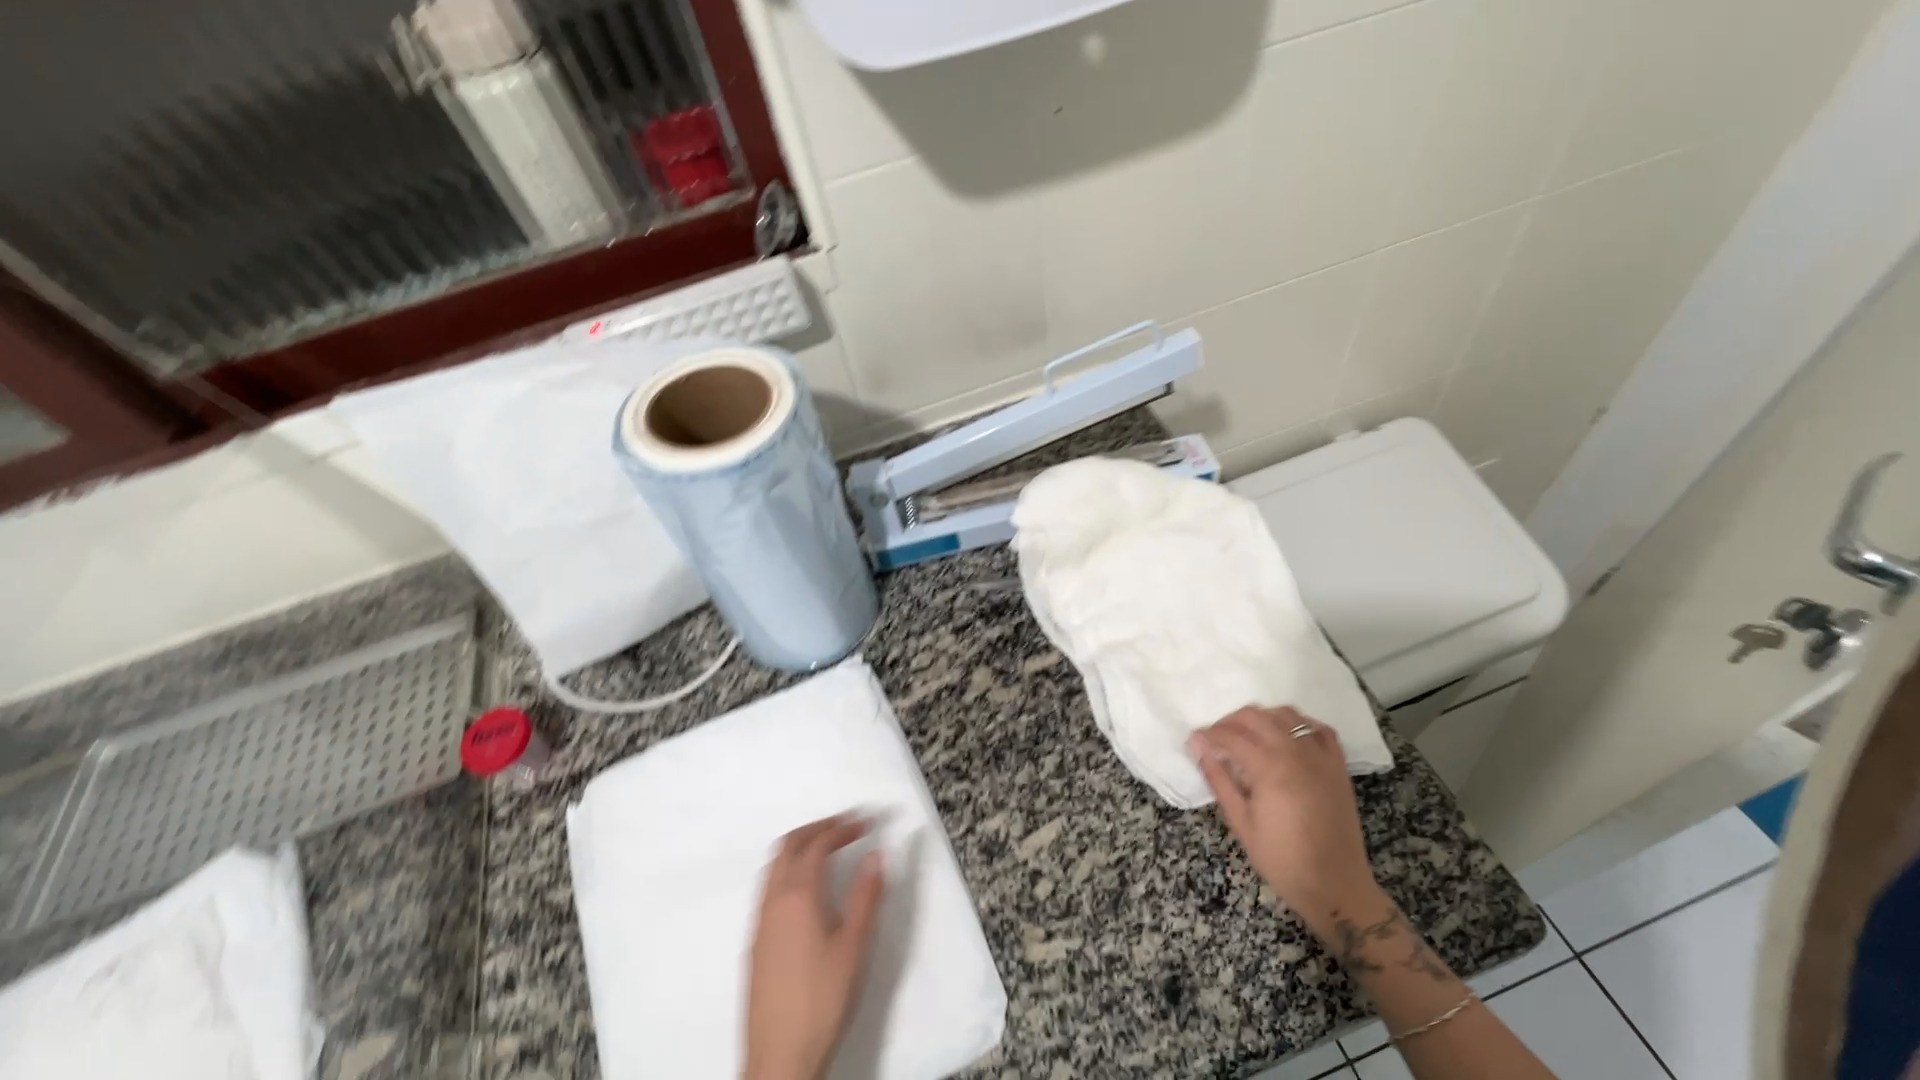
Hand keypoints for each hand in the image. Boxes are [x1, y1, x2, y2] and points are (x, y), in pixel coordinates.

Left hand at [744, 814, 885, 1079]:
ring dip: (798, 847)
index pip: (817, 845)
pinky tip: (806, 891)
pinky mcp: (754, 942)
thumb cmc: (823, 999)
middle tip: (845, 824)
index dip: (842, 827)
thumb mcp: (854, 947)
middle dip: (816, 828)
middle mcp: (772, 901)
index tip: (866, 821)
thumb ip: (865, 897)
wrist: (778, 1055)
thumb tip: (875, 854)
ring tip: (827, 849)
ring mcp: (758, 922)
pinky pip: (767, 888)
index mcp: (797, 896)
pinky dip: (787, 870)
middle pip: (787, 847)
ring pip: (773, 867)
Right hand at [1187, 706, 1382, 929]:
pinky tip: (1287, 739)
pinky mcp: (1338, 765)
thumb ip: (1218, 779)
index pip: (1231, 736)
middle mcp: (1296, 753)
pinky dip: (1300, 725)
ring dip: (1263, 718)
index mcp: (1270, 768)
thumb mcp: (1241, 822)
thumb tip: (1197, 747)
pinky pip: (1319, 729)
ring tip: (1249, 736)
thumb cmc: (1281, 859)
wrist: (1334, 884)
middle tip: (1217, 739)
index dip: (1209, 734)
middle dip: (1231, 722)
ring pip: (1287, 715)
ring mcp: (1321, 756)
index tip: (1195, 739)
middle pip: (1256, 717)